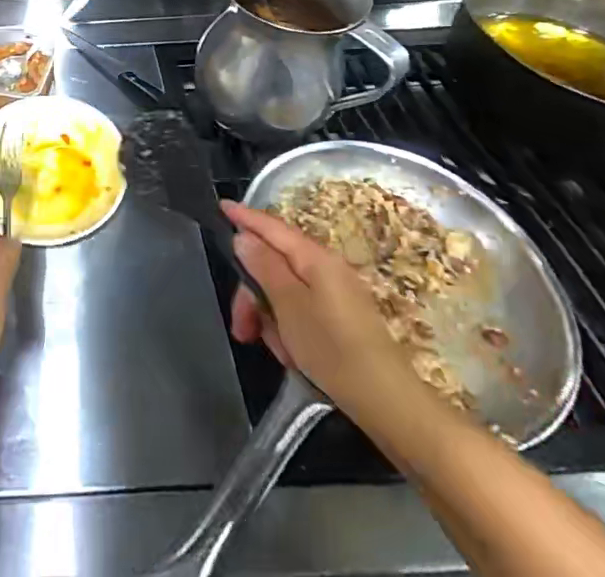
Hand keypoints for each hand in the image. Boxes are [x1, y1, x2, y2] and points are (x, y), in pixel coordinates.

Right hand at [223, 200, 418, 416]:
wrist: (383, 397)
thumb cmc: (332, 348)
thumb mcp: (289, 306)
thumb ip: (264, 267)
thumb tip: (244, 237)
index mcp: (315, 258)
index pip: (273, 228)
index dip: (245, 218)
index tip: (221, 207)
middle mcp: (326, 268)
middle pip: (274, 265)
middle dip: (252, 294)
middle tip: (240, 328)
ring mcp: (334, 293)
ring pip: (284, 293)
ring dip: (269, 318)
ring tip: (275, 349)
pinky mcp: (338, 318)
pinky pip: (300, 312)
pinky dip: (288, 329)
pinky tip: (291, 355)